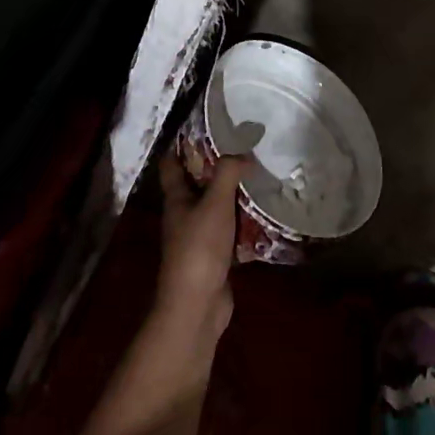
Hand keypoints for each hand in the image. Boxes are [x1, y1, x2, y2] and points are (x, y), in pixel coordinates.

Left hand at [153, 152, 245, 341]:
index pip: (171, 164)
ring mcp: (198, 238)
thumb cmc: (199, 248)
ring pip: (215, 208)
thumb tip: (243, 152)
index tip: (204, 127)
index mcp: (176, 199)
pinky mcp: (215, 257)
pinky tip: (262, 213)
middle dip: (216, 167)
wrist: (197, 306)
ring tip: (258, 175)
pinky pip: (230, 231)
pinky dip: (243, 221)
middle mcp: (184, 215)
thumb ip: (228, 173)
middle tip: (242, 148)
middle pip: (196, 184)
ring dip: (232, 194)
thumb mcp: (215, 204)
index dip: (182, 145)